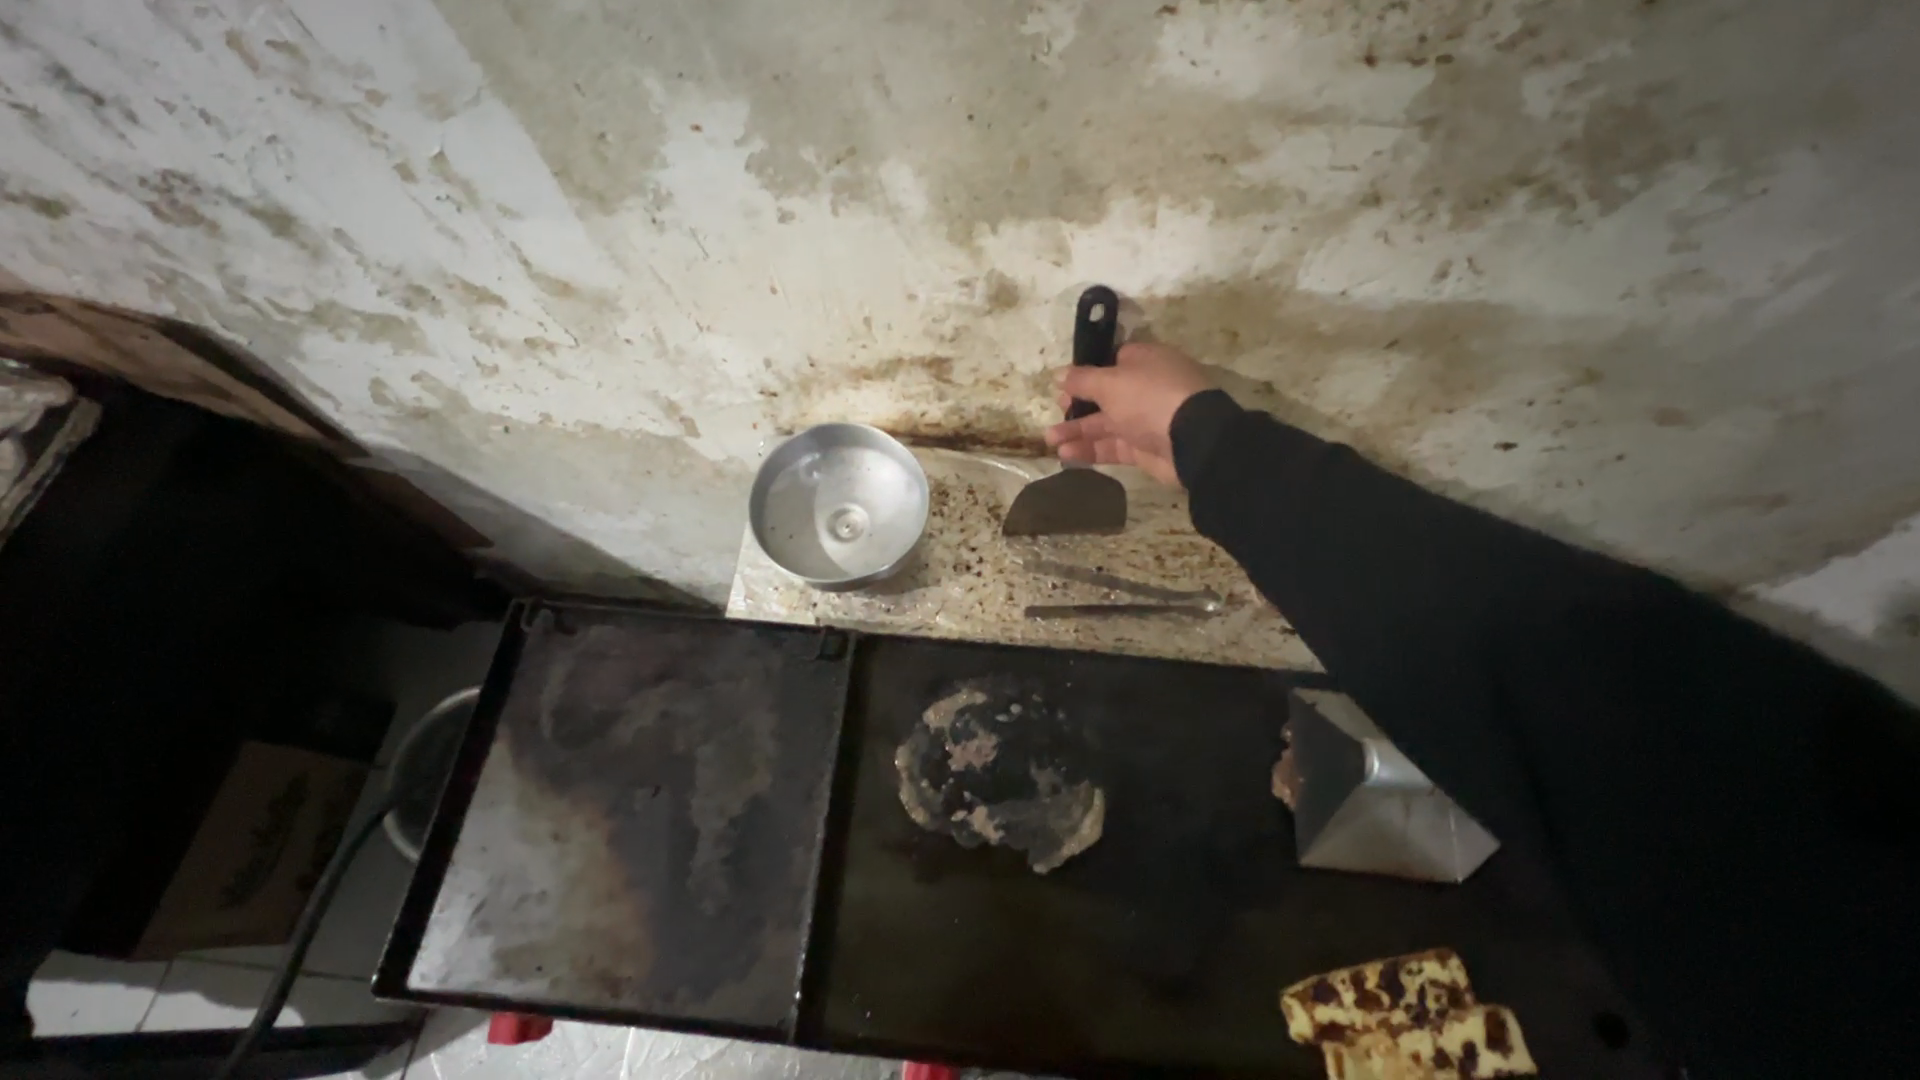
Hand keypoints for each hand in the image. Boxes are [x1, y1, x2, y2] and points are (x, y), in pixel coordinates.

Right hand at [1045, 342, 1214, 485]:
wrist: (1191, 441)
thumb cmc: (1149, 398)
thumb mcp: (1110, 383)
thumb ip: (1081, 379)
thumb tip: (1058, 374)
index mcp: (1144, 362)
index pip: (1112, 361)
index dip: (1087, 371)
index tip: (1064, 382)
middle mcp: (1145, 389)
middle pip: (1105, 395)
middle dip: (1077, 404)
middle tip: (1056, 409)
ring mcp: (1145, 420)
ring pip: (1105, 423)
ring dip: (1077, 430)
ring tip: (1050, 439)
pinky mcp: (1144, 449)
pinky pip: (1112, 446)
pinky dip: (1090, 449)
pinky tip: (1066, 453)